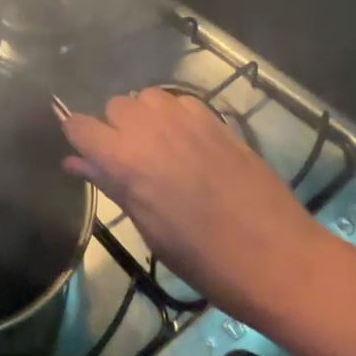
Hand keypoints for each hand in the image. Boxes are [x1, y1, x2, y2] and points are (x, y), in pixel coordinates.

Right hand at [61, 87, 329, 320]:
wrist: (280, 259)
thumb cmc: (206, 259)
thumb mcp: (150, 230)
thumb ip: (110, 186)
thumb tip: (74, 162)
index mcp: (127, 160)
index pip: (80, 126)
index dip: (77, 137)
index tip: (83, 153)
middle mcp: (151, 128)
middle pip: (113, 106)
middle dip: (113, 128)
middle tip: (130, 162)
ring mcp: (186, 119)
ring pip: (145, 96)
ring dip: (143, 116)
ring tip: (158, 147)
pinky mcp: (215, 119)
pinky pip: (179, 101)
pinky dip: (174, 115)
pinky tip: (188, 143)